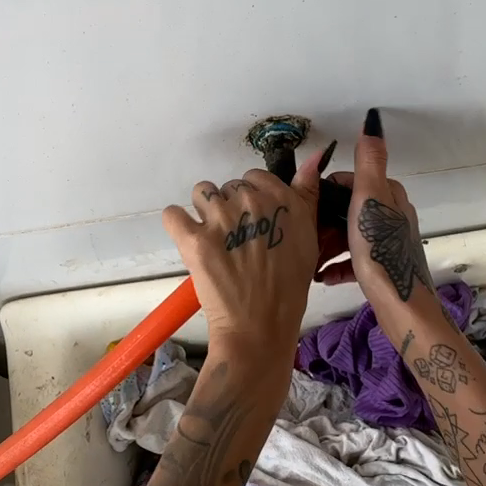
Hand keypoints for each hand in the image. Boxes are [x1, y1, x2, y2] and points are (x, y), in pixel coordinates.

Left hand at [162, 150, 328, 354]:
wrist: (260, 327)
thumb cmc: (288, 287)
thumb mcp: (308, 237)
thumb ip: (306, 194)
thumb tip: (313, 158)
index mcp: (281, 198)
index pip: (256, 177)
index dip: (254, 199)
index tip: (257, 223)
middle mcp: (250, 201)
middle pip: (229, 187)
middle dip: (231, 208)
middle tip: (239, 241)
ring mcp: (220, 219)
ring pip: (201, 194)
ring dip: (205, 213)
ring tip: (216, 241)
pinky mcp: (193, 239)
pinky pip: (172, 215)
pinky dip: (177, 225)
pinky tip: (190, 240)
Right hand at [318, 109, 439, 323]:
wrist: (401, 304)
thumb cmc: (381, 250)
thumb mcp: (370, 199)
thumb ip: (369, 161)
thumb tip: (373, 120)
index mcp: (389, 195)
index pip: (348, 181)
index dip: (323, 192)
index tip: (303, 208)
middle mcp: (391, 215)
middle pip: (346, 209)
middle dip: (322, 221)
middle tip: (301, 236)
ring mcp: (387, 243)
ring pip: (348, 235)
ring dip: (326, 244)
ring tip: (306, 257)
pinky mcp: (383, 268)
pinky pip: (353, 262)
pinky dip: (336, 266)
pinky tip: (322, 276)